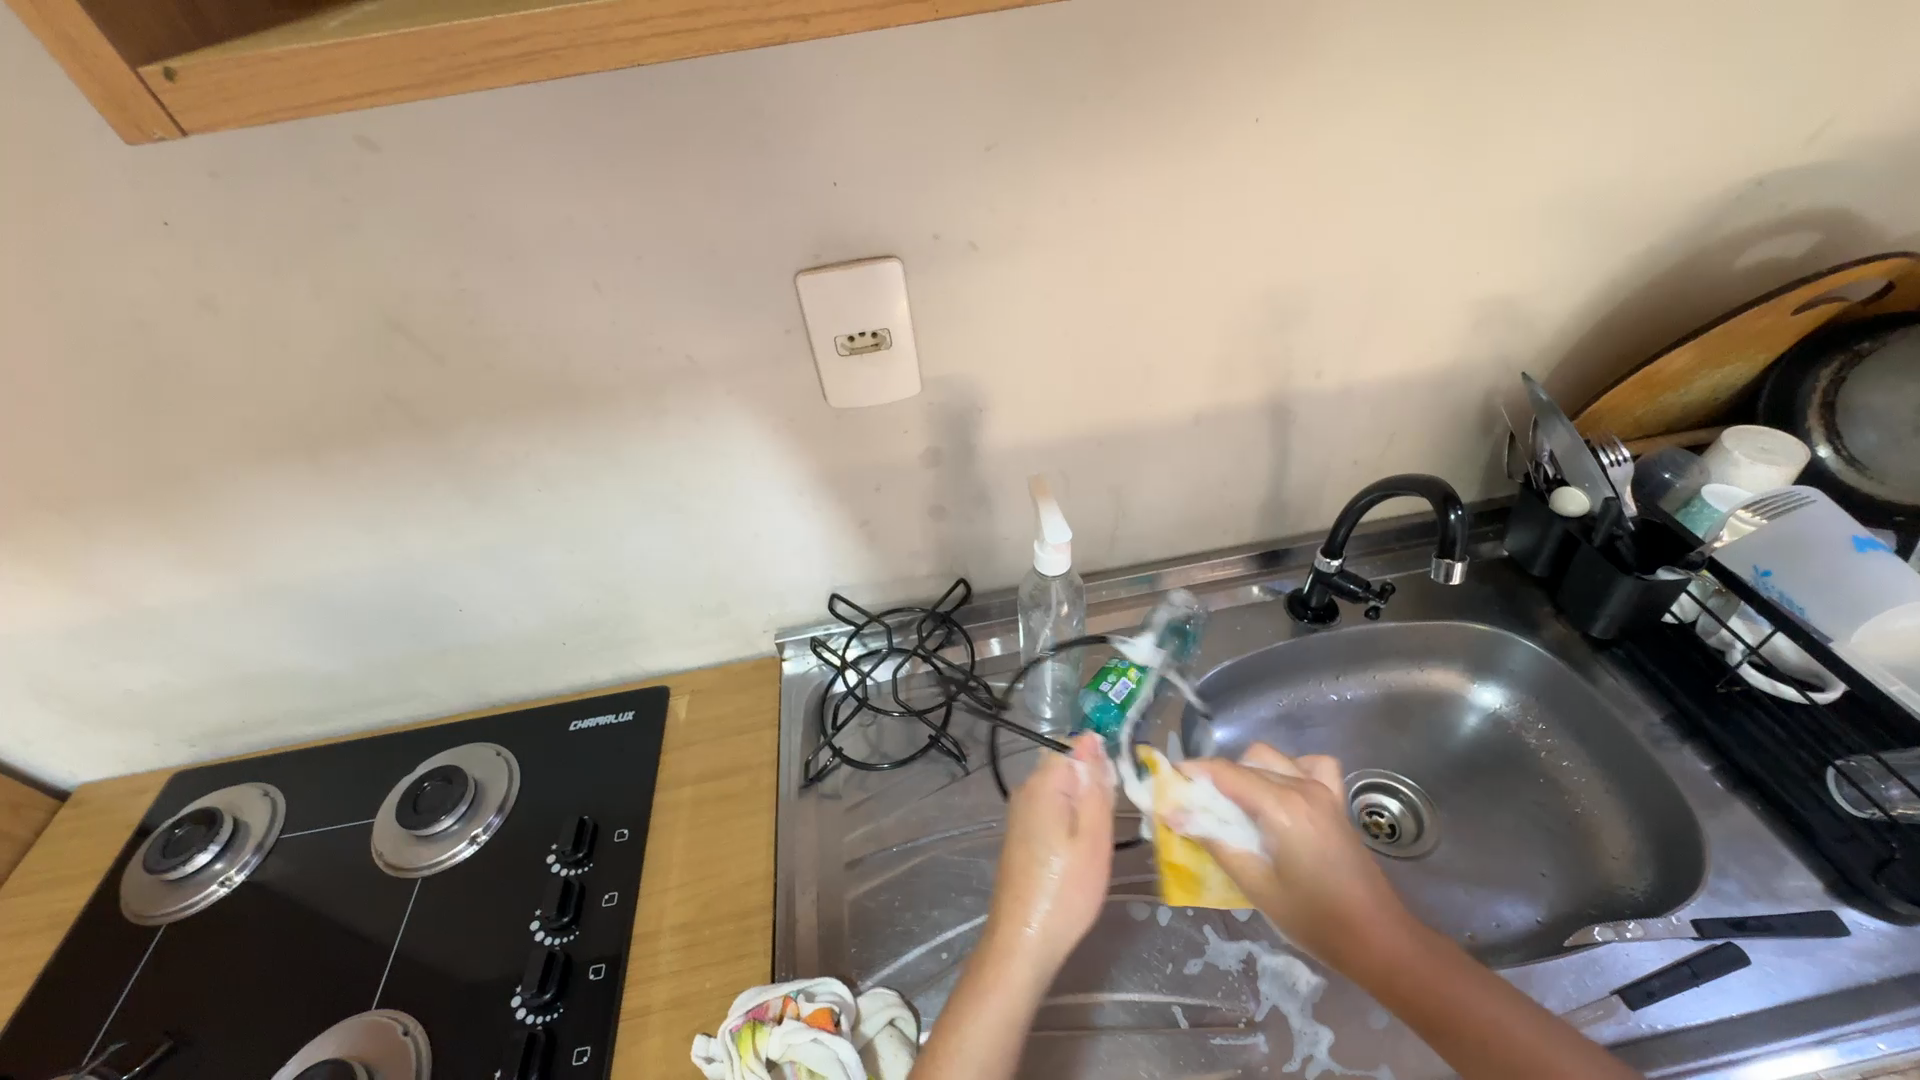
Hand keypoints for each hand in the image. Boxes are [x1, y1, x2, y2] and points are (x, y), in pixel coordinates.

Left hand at [982, 734, 1115, 979]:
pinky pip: (1050, 810)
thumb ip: (1095, 786)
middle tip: (1110, 822)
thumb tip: (1092, 740)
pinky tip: (1080, 851)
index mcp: (1042, 784)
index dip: (1100, 761)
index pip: (1073, 746)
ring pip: (1059, 791)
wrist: (1024, 940)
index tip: (1119, 791)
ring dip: (1083, 805)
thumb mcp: (1094, 837)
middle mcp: (1025, 790)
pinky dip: (1069, 821)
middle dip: (1092, 784)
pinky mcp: (1020, 834)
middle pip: (1065, 768)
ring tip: (1099, 839)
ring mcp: (1019, 813)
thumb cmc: (1067, 890)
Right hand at [1176, 744, 1415, 967]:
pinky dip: (1289, 768)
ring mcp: (1323, 791)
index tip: (1165, 784)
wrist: (1377, 939)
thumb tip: (1173, 814)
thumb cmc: (1312, 918)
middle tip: (1193, 806)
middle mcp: (1301, 787)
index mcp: (1280, 806)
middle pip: (1243, 763)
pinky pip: (1310, 765)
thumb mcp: (1254, 883)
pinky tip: (1279, 792)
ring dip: (1246, 770)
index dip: (1190, 773)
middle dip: (1213, 778)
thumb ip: (1213, 841)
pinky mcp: (1336, 801)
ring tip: (1233, 803)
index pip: (1223, 772)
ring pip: (1272, 758)